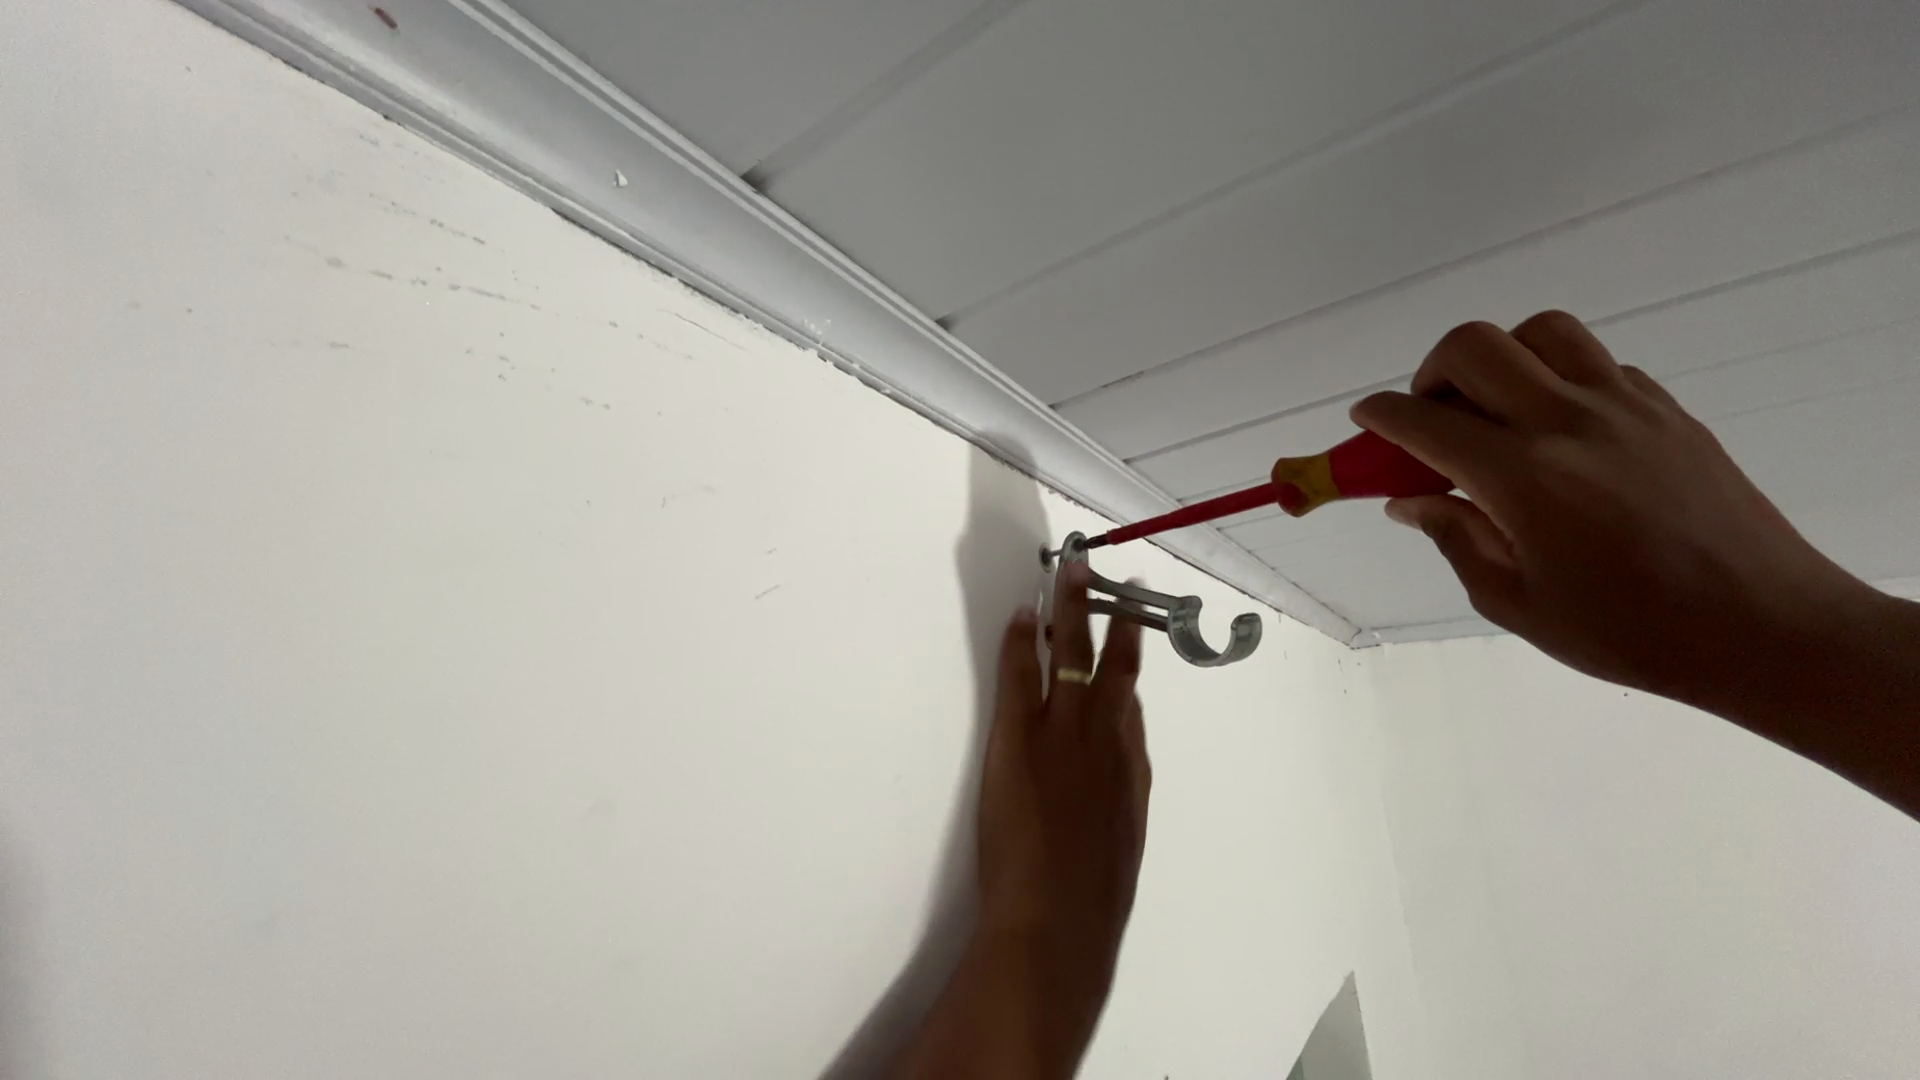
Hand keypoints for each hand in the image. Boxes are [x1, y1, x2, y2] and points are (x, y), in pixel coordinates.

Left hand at [891, 562, 1149, 1079]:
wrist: (1057, 925)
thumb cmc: (1091, 901)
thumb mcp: (1123, 846)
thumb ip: (1122, 801)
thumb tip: (1120, 771)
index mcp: (1130, 770)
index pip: (1132, 704)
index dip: (1130, 665)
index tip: (1129, 636)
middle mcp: (1105, 739)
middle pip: (1116, 664)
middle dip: (1117, 617)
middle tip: (1119, 578)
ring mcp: (1064, 733)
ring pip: (1074, 655)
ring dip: (1074, 608)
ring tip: (1073, 570)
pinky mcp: (1019, 737)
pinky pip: (1023, 676)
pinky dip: (1024, 641)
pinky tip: (1024, 613)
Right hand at [1350, 311, 1873, 706]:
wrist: (1768, 629)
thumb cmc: (1627, 629)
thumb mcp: (1511, 599)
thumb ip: (1452, 537)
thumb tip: (1408, 501)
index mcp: (1522, 476)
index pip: (1422, 421)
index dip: (1378, 416)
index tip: (1363, 421)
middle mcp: (1568, 422)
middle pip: (1475, 346)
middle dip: (1429, 375)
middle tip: (1430, 421)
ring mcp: (1625, 407)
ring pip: (1540, 333)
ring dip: (1498, 360)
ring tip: (1493, 413)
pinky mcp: (1666, 409)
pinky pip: (1593, 363)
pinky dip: (1554, 381)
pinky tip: (1554, 434)